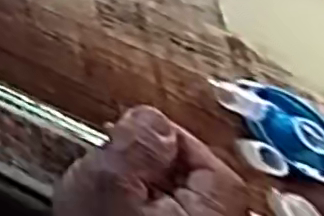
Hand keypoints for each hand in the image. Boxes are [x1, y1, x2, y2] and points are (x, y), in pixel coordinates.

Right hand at [54, 107, 248, 215]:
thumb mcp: (106, 182)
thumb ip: (134, 147)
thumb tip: (154, 118)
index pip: (216, 169)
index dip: (177, 138)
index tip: (138, 122)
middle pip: (206, 189)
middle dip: (163, 160)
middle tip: (120, 144)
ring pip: (189, 206)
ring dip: (156, 182)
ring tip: (117, 172)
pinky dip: (154, 203)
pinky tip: (125, 201)